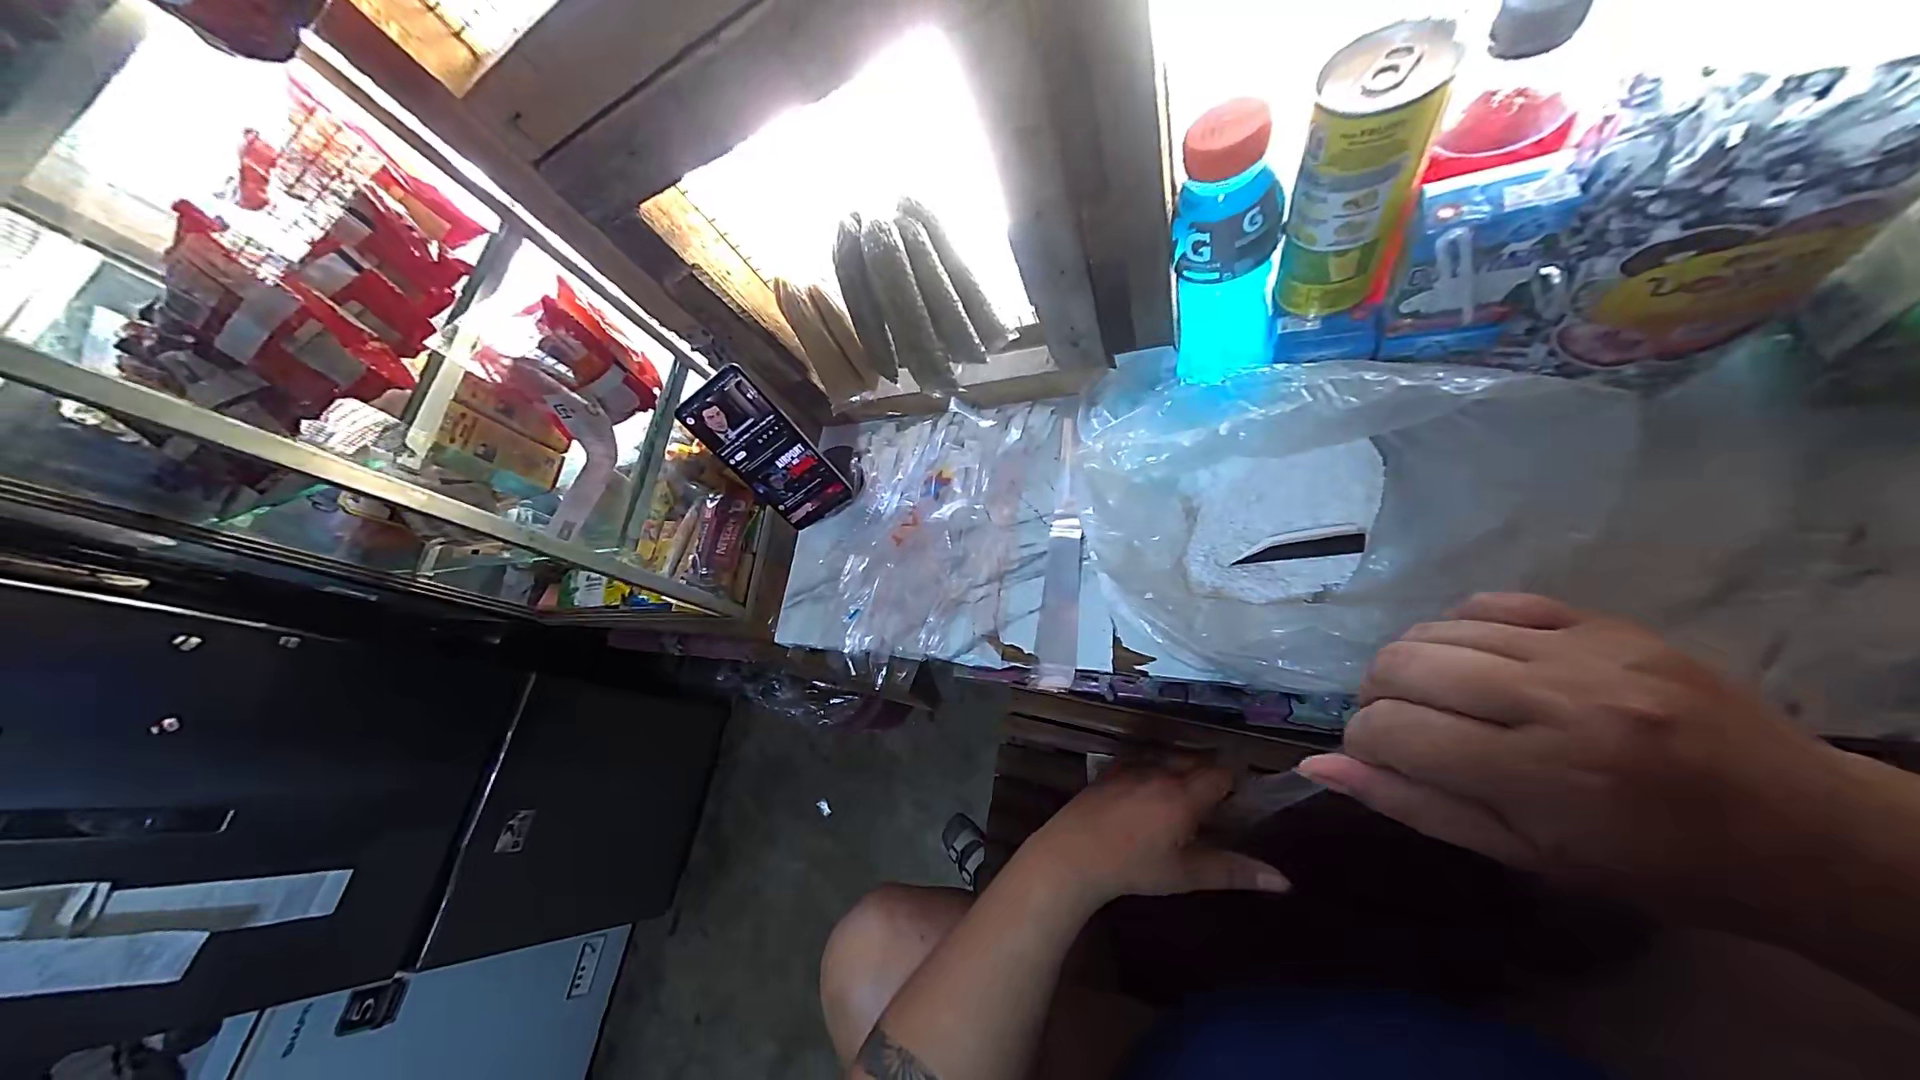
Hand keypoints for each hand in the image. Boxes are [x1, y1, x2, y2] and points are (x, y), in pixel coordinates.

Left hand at [1014, 764, 1290, 912]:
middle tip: (1212, 808)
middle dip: (1208, 777)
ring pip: (1167, 759)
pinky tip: (1145, 798)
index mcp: (1184, 793)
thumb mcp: (1186, 874)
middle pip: (1195, 761)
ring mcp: (1131, 767)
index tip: (1238, 802)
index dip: (1234, 783)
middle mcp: (1160, 771)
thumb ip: (1234, 871)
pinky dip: (1151, 773)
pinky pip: (1140, 762)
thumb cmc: (1134, 866)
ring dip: (1179, 773)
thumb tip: (1284, 881)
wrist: (1073, 854)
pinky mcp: (1109, 771)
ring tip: (1179, 804)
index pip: (1222, 771)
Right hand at [1296, 593, 1853, 917]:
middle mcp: (1557, 698)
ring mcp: (1585, 649)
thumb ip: (1412, 805)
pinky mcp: (1606, 622)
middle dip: (1375, 695)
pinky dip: (1458, 628)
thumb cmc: (1652, 865)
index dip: (1363, 743)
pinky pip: (1489, 600)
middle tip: (1400, 725)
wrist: (1801, 829)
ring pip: (1433, 628)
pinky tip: (1476, 661)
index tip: (1377, 757)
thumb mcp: (1524, 856)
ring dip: (1411, 663)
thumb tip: (1317, 766)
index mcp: (1540, 773)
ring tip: (1437, 695)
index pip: (1390, 730)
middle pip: (1399, 664)